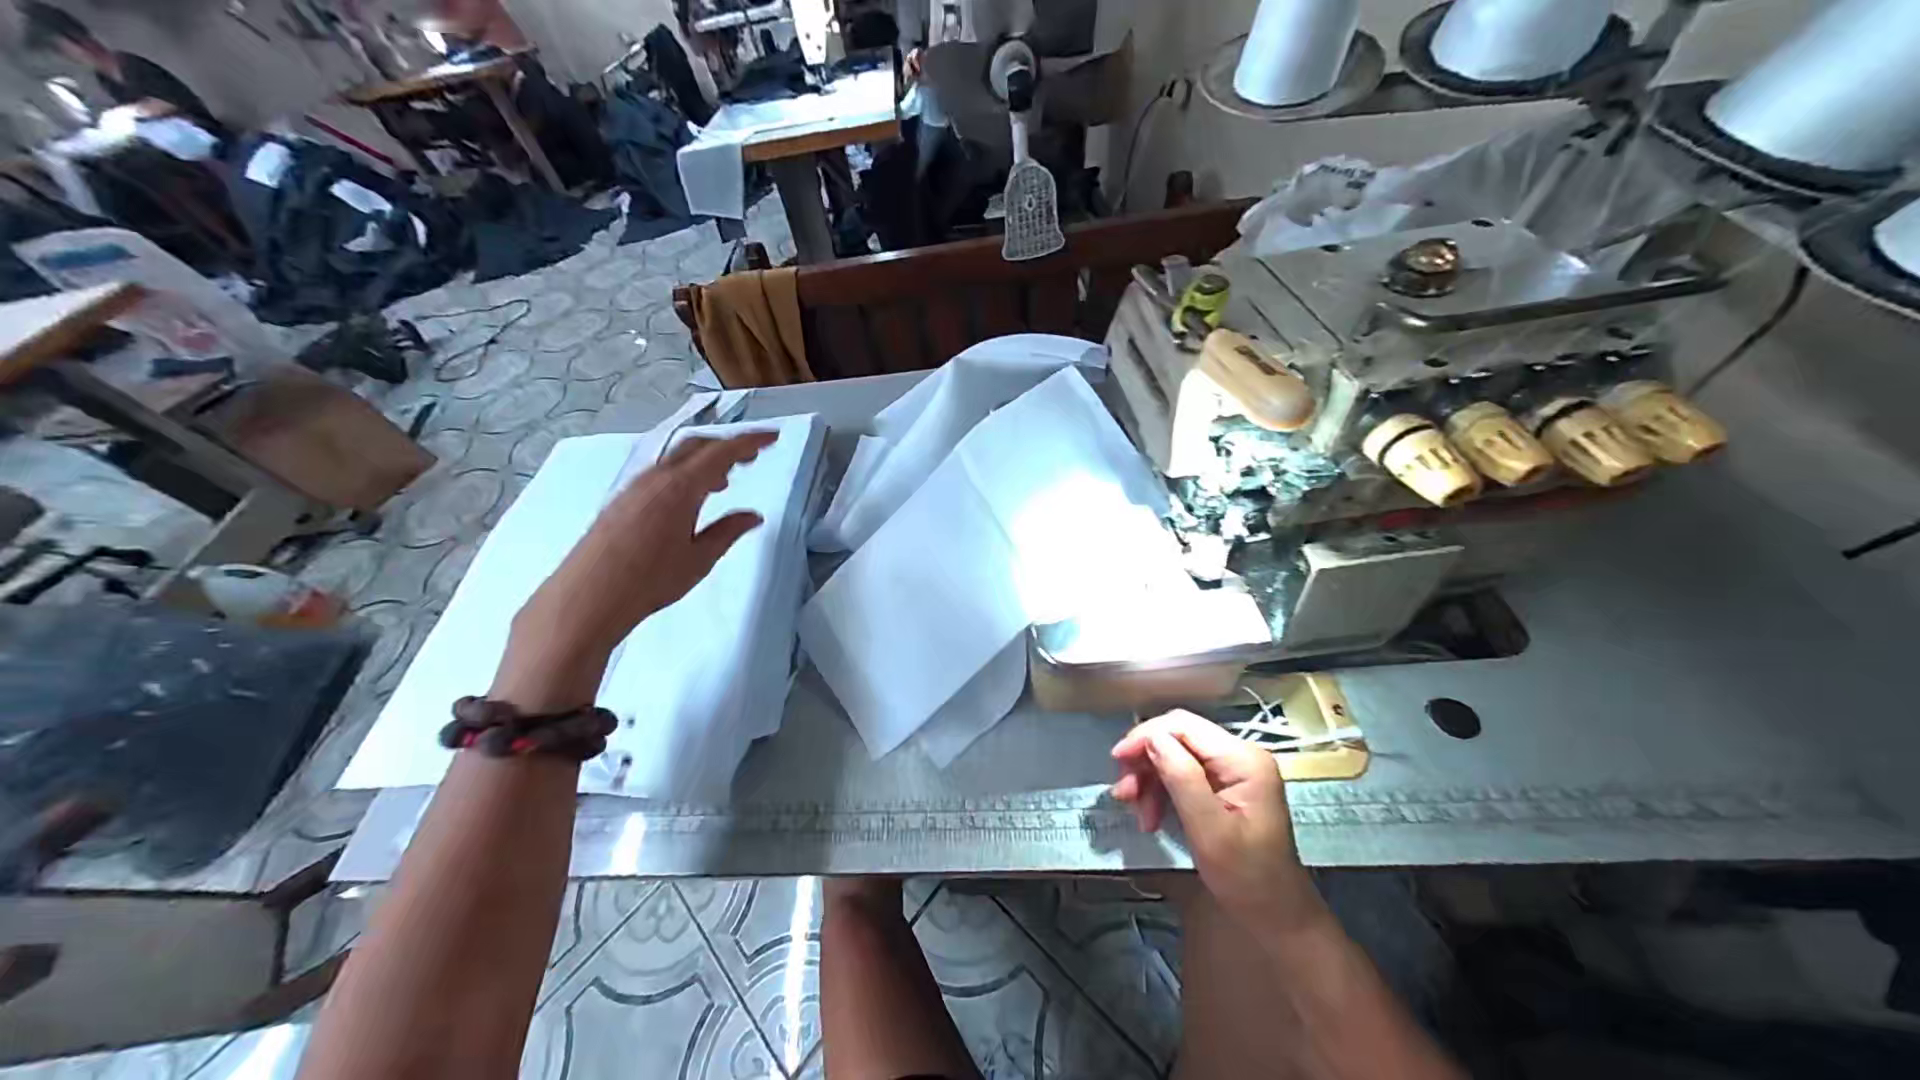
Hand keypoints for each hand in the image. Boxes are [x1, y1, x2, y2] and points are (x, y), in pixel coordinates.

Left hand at [496, 432, 775, 709]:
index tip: (773, 437)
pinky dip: (684, 474)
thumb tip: (754, 516)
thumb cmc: (650, 580)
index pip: (722, 452)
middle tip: (752, 457)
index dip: (750, 442)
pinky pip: (661, 473)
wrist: (587, 597)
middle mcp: (656, 478)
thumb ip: (728, 531)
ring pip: (676, 459)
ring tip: (725, 481)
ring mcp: (635, 487)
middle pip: (697, 446)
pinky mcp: (622, 501)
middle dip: (727, 447)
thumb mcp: (700, 559)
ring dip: (704, 461)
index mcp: (681, 487)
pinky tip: (690, 499)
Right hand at [1110, 710, 1326, 935]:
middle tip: (1124, 794)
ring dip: (1150, 780)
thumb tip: (1151, 738)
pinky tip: (1152, 816)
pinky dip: (1162, 792)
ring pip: (1174, 756)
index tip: (1117, 760)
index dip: (1146, 737)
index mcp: (1243, 759)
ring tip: (1139, 814)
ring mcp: (1232, 770)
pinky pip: (1182, 774)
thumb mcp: (1209, 829)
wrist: (1276, 915)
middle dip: (1146, 762)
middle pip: (1177, 738)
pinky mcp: (1224, 786)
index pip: (1183, 726)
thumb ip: (1182, 778)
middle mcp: (1239, 755)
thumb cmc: (1246, 876)